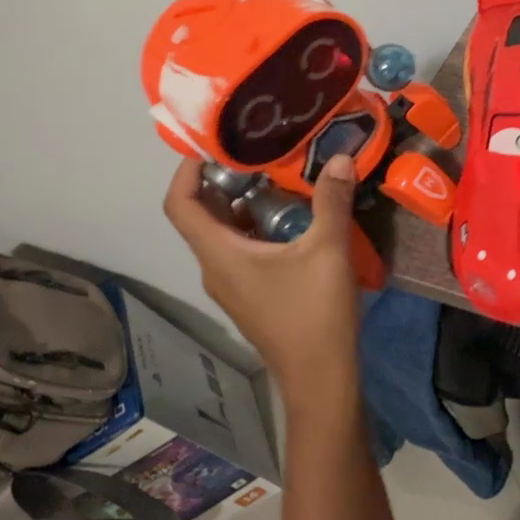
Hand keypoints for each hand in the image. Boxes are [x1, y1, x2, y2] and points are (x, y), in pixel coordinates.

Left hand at [163, 155, 361, 405]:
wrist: (320, 375)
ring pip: (229, 233)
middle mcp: (216, 267)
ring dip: (250, 204)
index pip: (180, 204)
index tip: (216, 144)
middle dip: (228, 181)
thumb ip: (332, 201)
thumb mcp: (328, 249)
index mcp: (220, 254)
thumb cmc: (314, 311)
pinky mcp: (253, 295)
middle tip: (263, 153)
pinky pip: (246, 250)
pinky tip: (300, 219)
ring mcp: (234, 284)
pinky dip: (263, 226)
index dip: (187, 170)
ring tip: (286, 179)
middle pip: (205, 215)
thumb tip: (339, 157)